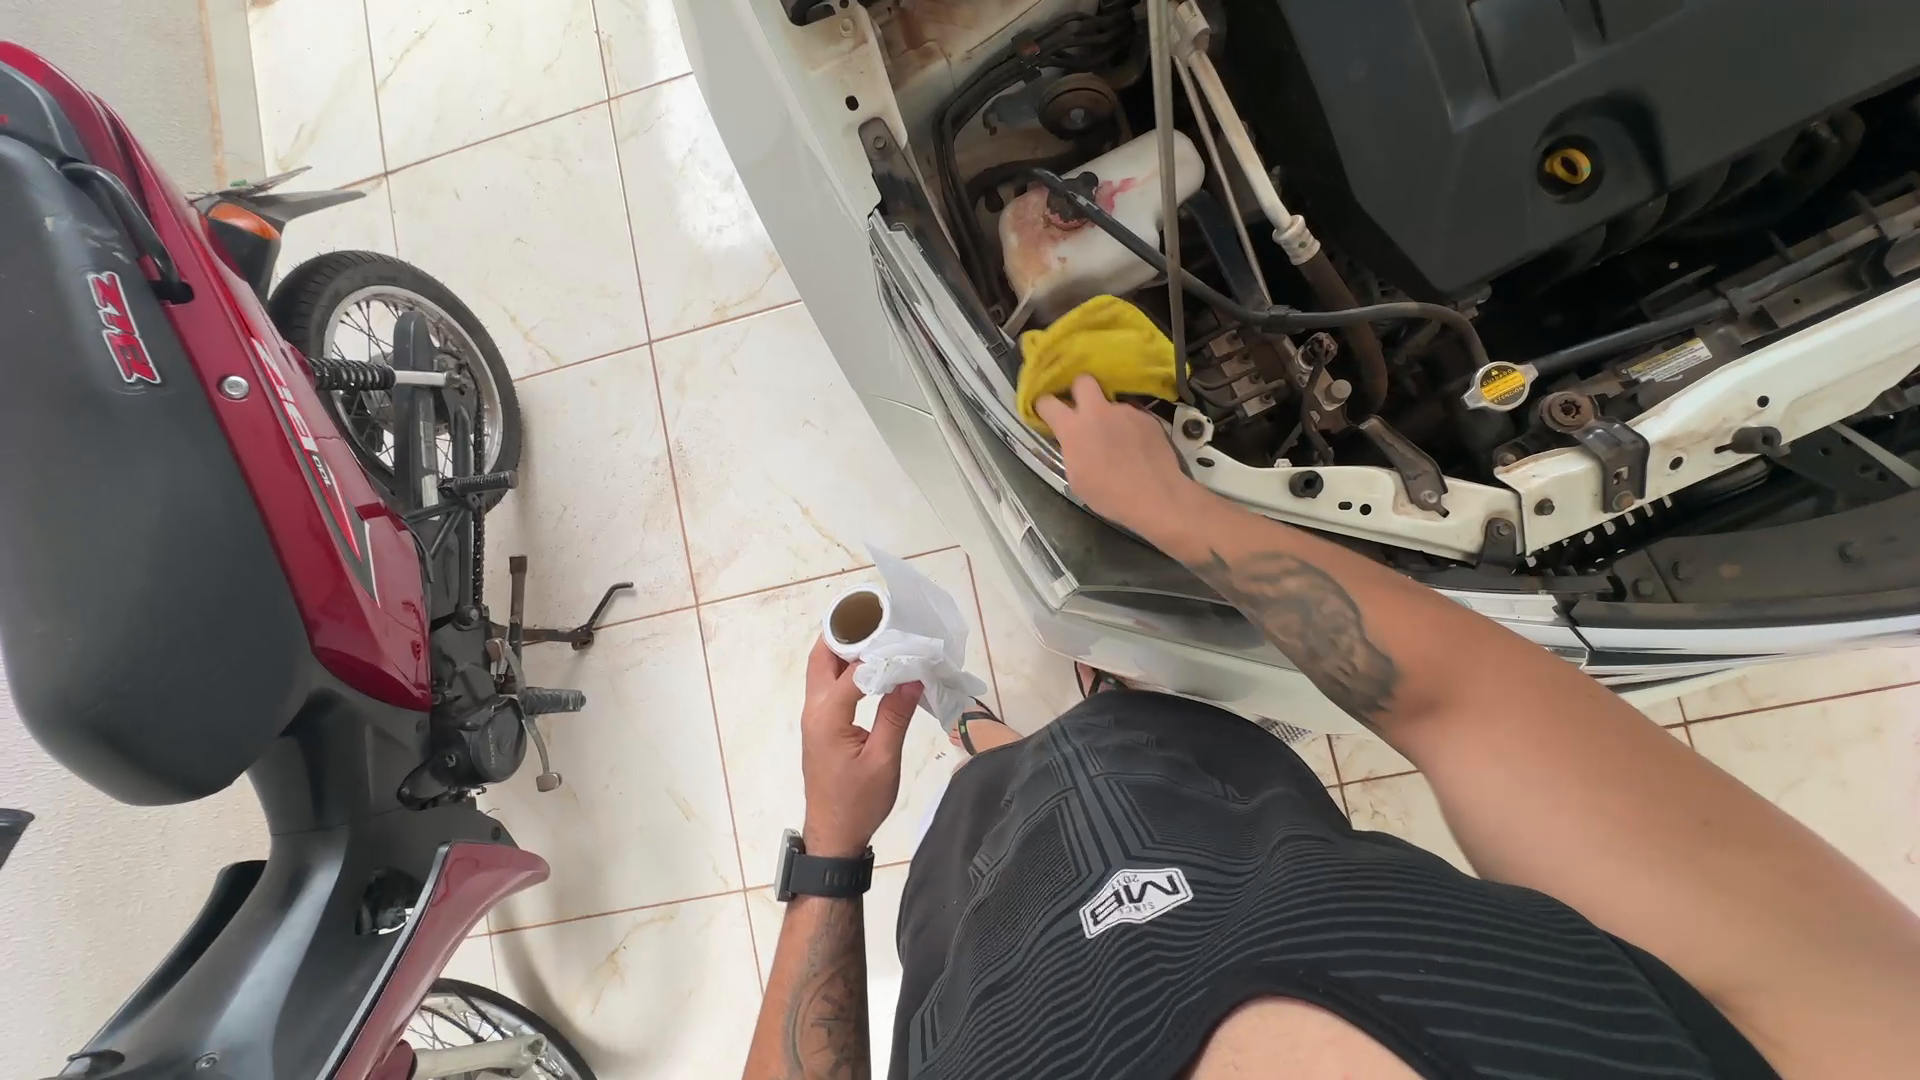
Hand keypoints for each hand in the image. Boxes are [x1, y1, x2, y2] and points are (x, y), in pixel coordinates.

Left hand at [799, 637, 924, 856]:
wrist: (833, 835)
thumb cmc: (858, 802)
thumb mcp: (884, 759)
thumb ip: (896, 714)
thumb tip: (913, 675)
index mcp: (828, 715)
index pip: (854, 669)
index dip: (881, 651)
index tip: (908, 637)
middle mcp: (814, 709)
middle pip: (823, 657)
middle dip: (847, 633)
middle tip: (880, 617)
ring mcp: (814, 717)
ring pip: (823, 669)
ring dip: (846, 648)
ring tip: (879, 633)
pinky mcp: (821, 725)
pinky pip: (828, 684)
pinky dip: (846, 667)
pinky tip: (872, 665)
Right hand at [1034, 374, 1208, 537]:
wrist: (1154, 496)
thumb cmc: (1108, 494)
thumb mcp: (1075, 477)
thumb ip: (1071, 450)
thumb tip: (1073, 442)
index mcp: (1074, 428)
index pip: (1048, 402)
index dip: (1044, 407)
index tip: (1047, 414)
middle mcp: (1098, 411)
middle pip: (1082, 380)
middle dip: (1078, 390)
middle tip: (1081, 410)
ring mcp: (1125, 411)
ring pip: (1111, 403)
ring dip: (1109, 416)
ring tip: (1118, 441)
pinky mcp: (1147, 417)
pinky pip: (1131, 416)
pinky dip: (1129, 427)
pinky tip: (1136, 447)